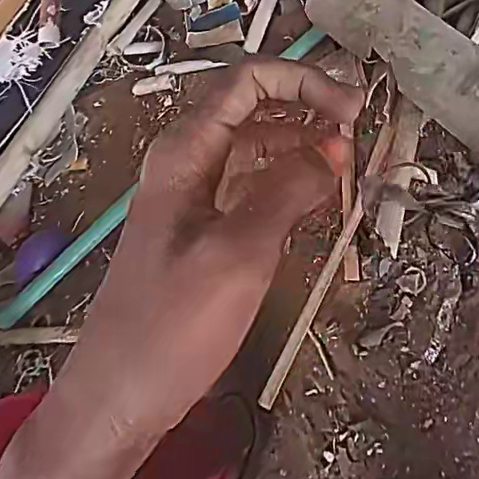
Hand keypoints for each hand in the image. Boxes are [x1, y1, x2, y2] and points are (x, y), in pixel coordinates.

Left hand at [70, 56, 359, 437]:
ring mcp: (198, 194)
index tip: (353, 109)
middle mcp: (190, 161)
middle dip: (309, 111)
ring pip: (260, 148)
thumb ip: (288, 191)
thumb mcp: (238, 254)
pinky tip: (320, 199)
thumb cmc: (171, 327)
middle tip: (358, 139)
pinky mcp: (209, 227)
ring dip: (304, 148)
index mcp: (186, 150)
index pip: (248, 81)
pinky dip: (291, 184)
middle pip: (255, 108)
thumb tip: (334, 148)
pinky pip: (256, 187)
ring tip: (348, 169)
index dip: (305, 82)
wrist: (120, 397)